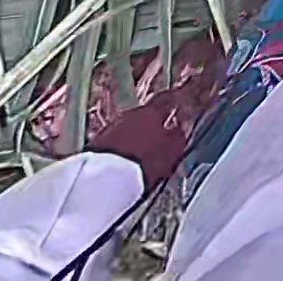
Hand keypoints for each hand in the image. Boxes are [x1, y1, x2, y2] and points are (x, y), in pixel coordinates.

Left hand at [88, 45, 224, 185]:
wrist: (100, 184)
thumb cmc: (140, 165)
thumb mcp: (169, 153)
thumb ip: (178, 138)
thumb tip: (183, 130)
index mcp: (152, 111)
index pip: (169, 98)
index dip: (179, 98)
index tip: (185, 98)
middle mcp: (131, 114)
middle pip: (148, 113)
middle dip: (157, 121)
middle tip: (166, 131)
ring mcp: (112, 129)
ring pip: (132, 126)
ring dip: (139, 134)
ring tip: (147, 151)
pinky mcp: (97, 146)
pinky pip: (117, 141)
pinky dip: (124, 146)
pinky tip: (128, 161)